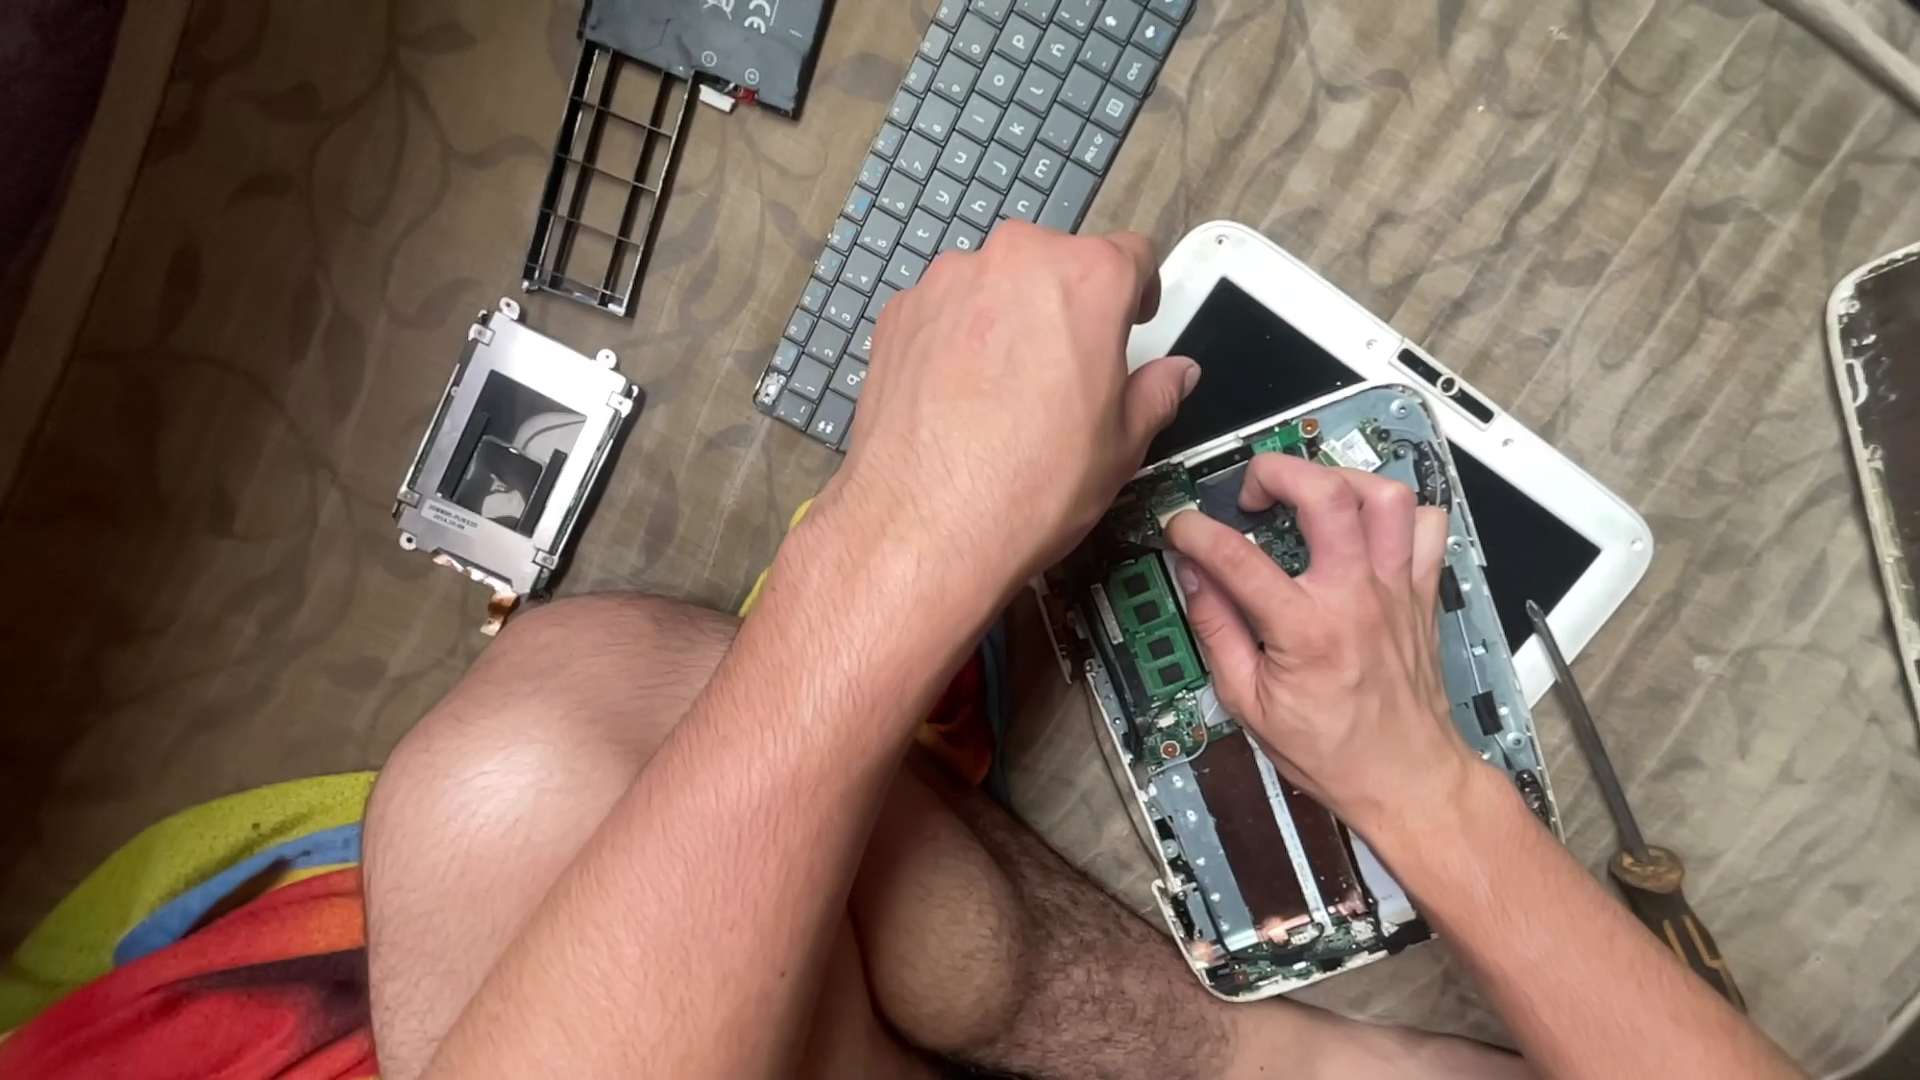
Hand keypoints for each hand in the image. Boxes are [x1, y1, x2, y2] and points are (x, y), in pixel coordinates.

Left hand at [827, 223, 1197, 600]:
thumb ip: (1155, 394)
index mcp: (1087, 280)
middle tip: (1065, 374)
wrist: (923, 525)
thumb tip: (1174, 375)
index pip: (1130, 257)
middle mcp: (1015, 262)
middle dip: (1066, 310)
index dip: (1136, 294)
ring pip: (995, 287)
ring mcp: (947, 283)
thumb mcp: (1121, 447)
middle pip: (1055, 267)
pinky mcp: (899, 313)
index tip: (1130, 322)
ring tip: (1003, 393)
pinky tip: (957, 397)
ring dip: (1007, 321)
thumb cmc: (1028, 487)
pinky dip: (955, 340)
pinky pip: (943, 311)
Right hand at [1163, 454, 1477, 833]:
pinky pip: (1429, 526)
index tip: (1179, 529)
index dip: (1195, 531)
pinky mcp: (1422, 592)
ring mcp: (1397, 589)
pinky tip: (1362, 526)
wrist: (1407, 779)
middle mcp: (1356, 597)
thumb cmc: (1326, 749)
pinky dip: (1396, 512)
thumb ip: (1215, 629)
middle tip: (1251, 492)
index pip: (1236, 557)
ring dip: (1338, 480)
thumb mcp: (1246, 701)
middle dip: (1276, 472)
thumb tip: (1192, 574)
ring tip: (1307, 496)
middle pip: (1326, 495)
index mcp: (1304, 629)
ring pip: (1386, 497)